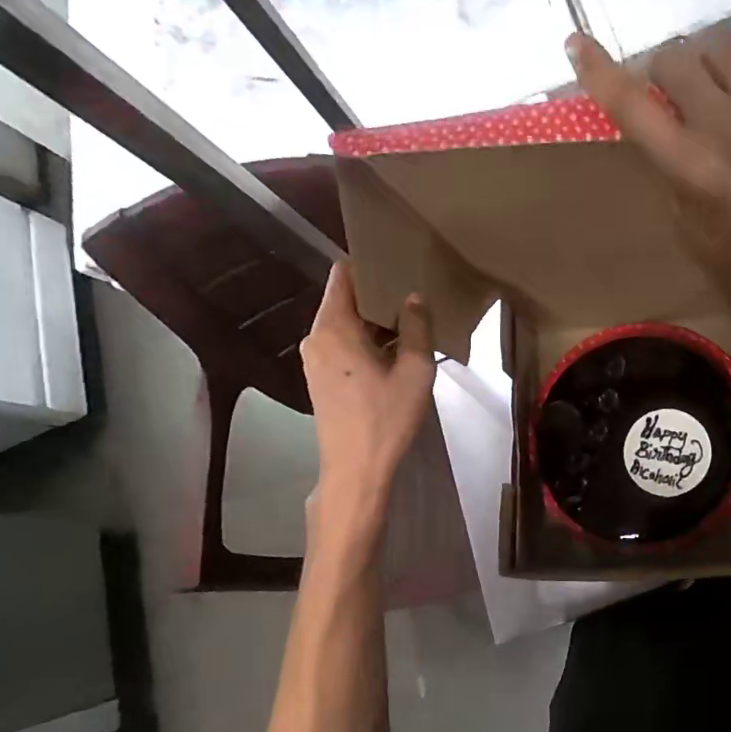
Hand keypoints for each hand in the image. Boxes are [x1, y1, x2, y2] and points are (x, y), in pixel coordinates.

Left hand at [300, 262, 434, 545]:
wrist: (356, 469)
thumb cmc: (386, 417)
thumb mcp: (415, 369)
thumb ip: (416, 327)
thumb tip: (414, 297)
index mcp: (334, 327)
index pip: (342, 276)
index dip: (368, 265)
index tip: (396, 261)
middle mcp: (316, 337)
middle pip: (344, 299)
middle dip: (377, 294)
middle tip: (414, 290)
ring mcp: (314, 359)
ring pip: (345, 323)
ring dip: (374, 320)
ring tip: (410, 318)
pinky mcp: (320, 378)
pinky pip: (342, 343)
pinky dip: (365, 340)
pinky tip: (394, 350)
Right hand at [565, 30, 730, 350]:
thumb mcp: (682, 219)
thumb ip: (667, 161)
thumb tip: (659, 109)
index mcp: (690, 168)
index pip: (631, 104)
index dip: (598, 70)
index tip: (577, 45)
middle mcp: (730, 130)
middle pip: (676, 61)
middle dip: (666, 75)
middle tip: (679, 96)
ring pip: (725, 47)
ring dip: (712, 65)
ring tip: (725, 91)